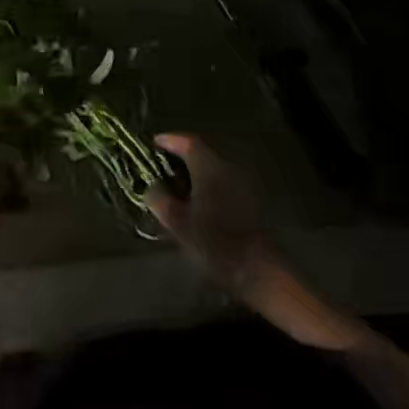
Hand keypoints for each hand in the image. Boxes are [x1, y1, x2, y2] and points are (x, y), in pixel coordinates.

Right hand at [144, 134, 274, 294]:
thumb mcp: (177, 221)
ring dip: (195, 170)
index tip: (154, 143)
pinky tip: (198, 199)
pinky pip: (223, 180)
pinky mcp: (250, 199)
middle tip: (162, 164)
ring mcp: (242, 182)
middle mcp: (228, 167)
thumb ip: (159, 199)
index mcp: (210, 167)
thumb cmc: (214, 241)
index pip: (188, 142)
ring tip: (177, 183)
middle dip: (181, 155)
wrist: (257, 268)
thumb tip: (151, 187)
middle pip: (202, 152)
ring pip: (213, 167)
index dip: (170, 140)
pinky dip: (207, 182)